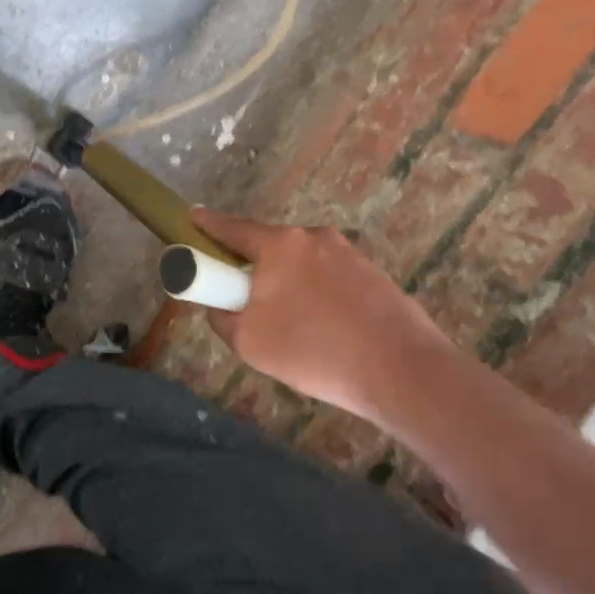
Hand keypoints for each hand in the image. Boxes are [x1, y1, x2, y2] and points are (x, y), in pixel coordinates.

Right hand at [188, 211, 461, 418]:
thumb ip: (221, 316)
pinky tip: (323, 333)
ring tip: (290, 329)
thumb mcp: (246, 341)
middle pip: (267, 246)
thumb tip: (222, 306)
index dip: (205, 226)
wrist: (405, 374)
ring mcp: (350, 255)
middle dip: (251, 268)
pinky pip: (329, 281)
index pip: (229, 227)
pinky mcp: (376, 277)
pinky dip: (316, 299)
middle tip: (243, 303)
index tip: (189, 220)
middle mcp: (314, 238)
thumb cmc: (314, 351)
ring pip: (300, 265)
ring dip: (287, 286)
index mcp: (279, 244)